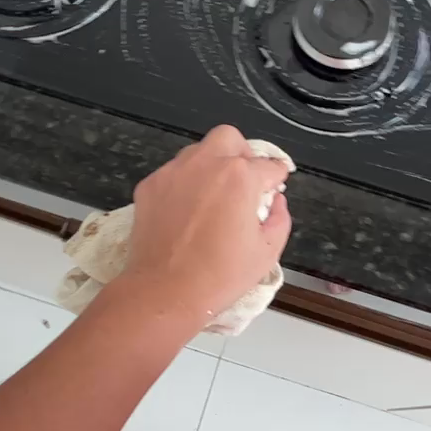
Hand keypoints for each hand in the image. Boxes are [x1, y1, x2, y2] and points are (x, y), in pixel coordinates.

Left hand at [118, 125, 291, 322]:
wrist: (164, 291)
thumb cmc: (220, 276)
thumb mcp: (267, 252)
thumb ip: (280, 218)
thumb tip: (276, 202)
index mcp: (240, 177)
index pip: (269, 165)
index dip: (276, 177)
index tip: (274, 188)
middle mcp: (206, 164)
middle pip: (230, 138)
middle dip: (241, 154)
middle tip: (243, 183)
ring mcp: (174, 172)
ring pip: (198, 152)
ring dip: (211, 166)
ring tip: (212, 199)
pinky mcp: (150, 185)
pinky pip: (174, 173)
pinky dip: (185, 185)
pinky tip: (186, 213)